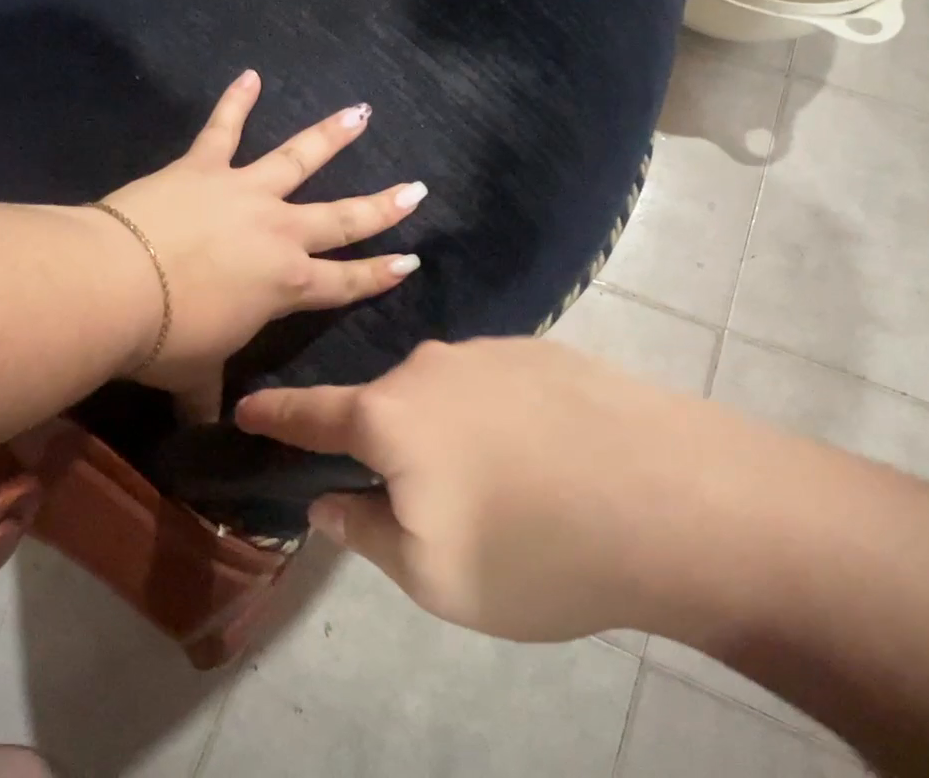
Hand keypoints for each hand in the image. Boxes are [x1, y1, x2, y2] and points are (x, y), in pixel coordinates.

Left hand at [101, 69, 427, 419]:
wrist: (117, 287)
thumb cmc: (164, 340)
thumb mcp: (193, 375)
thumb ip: (206, 396)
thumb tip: (206, 428)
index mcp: (286, 286)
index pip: (346, 283)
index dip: (380, 274)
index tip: (411, 260)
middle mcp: (279, 234)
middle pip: (342, 219)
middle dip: (382, 206)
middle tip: (416, 189)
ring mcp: (245, 193)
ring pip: (299, 158)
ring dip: (332, 135)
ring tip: (361, 113)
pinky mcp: (203, 166)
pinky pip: (223, 128)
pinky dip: (236, 100)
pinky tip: (250, 74)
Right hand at [234, 338, 763, 642]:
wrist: (683, 503)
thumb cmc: (537, 551)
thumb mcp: (431, 574)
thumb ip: (365, 531)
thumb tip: (328, 500)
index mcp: (389, 417)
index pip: (309, 413)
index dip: (273, 414)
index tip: (245, 406)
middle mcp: (432, 368)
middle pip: (384, 410)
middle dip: (385, 450)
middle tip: (425, 508)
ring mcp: (495, 352)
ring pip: (445, 399)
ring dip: (449, 437)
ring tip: (500, 493)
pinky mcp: (549, 352)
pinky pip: (497, 389)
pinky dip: (499, 422)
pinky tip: (545, 462)